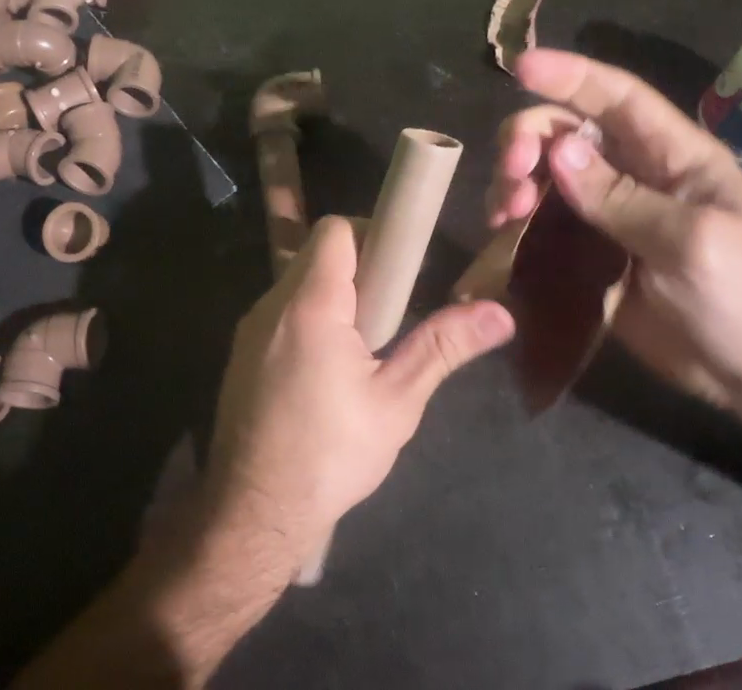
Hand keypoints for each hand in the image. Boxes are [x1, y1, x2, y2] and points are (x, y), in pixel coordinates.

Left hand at [203, 216, 512, 571]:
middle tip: (394, 311)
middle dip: (357, 269)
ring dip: (332, 298)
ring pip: (296, 285)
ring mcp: (249, 330)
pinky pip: (279, 316)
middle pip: (314, 255)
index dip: (371, 234)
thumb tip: (500, 314)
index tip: (402, 268)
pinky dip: (308, 322)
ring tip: (366, 345)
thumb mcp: (397, 402)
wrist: (255, 512)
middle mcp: (272, 305)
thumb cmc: (331, 455)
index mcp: (311, 305)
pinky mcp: (240, 355)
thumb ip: (443, 347)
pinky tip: (329, 370)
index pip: (334, 230)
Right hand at [488, 48, 741, 409]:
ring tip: (503, 212)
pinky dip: (514, 217)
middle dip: (528, 139)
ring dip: (514, 179)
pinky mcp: (586, 250)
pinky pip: (541, 219)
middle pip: (567, 131)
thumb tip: (558, 152)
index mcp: (675, 155)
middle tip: (511, 176)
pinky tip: (501, 231)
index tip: (520, 67)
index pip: (618, 97)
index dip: (570, 74)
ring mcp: (608, 212)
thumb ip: (623, 198)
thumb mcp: (692, 242)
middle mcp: (636, 172)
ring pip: (545, 172)